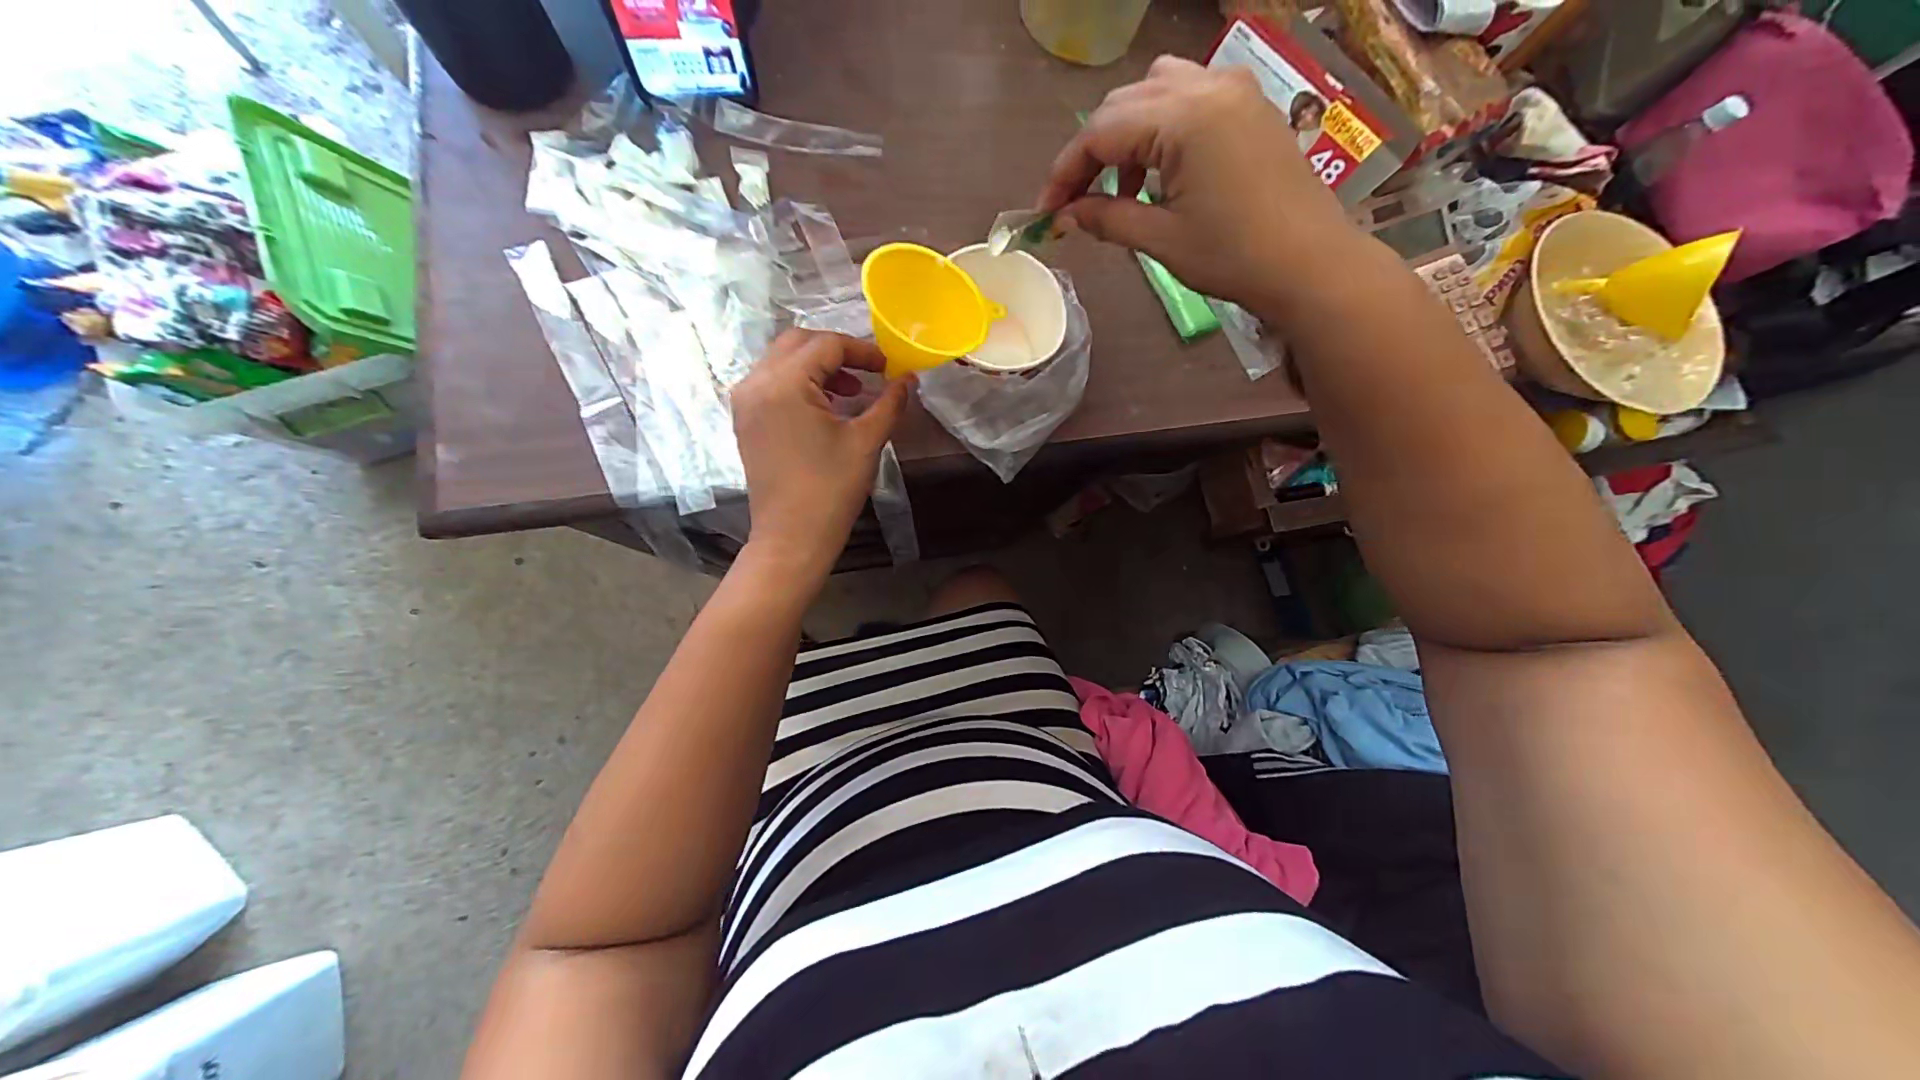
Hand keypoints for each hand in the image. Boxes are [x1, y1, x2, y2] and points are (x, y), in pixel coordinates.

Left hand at [730, 330, 911, 573]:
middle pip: (798, 343)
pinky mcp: (746, 421)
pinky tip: (826, 405)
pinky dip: (799, 383)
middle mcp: (756, 383)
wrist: (792, 537)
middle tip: (869, 370)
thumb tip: (908, 379)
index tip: (887, 366)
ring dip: (817, 366)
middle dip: (836, 351)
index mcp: (784, 383)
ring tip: (851, 391)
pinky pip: (772, 383)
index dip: (861, 350)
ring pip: (782, 361)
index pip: (826, 345)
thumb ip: (889, 402)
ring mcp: (746, 402)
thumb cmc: (831, 489)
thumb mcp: (866, 441)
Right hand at [1037, 55, 1364, 316]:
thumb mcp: (1161, 239)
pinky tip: (1159, 173)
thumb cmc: (1234, 256)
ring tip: (1121, 188)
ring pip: (1154, 90)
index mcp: (1184, 117)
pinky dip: (1160, 127)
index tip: (1046, 211)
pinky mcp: (1249, 104)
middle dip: (1092, 153)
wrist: (1310, 264)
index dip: (1066, 172)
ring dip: (1125, 134)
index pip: (1101, 131)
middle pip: (1123, 105)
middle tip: (1075, 203)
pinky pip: (1188, 96)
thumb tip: (1065, 215)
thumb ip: (1106, 217)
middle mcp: (1208, 85)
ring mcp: (1234, 89)